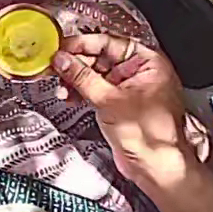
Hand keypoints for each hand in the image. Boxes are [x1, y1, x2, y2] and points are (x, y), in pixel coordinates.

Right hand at [50, 34, 197, 192]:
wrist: (157, 168)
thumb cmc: (151, 135)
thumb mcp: (109, 99)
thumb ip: (82, 76)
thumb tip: (62, 59)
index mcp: (147, 62)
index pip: (109, 43)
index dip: (83, 44)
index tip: (61, 47)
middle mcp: (139, 72)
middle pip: (100, 58)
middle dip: (76, 64)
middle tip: (55, 66)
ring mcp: (129, 89)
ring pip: (95, 75)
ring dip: (75, 79)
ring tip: (60, 85)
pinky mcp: (119, 105)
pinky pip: (96, 90)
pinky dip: (81, 92)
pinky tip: (68, 96)